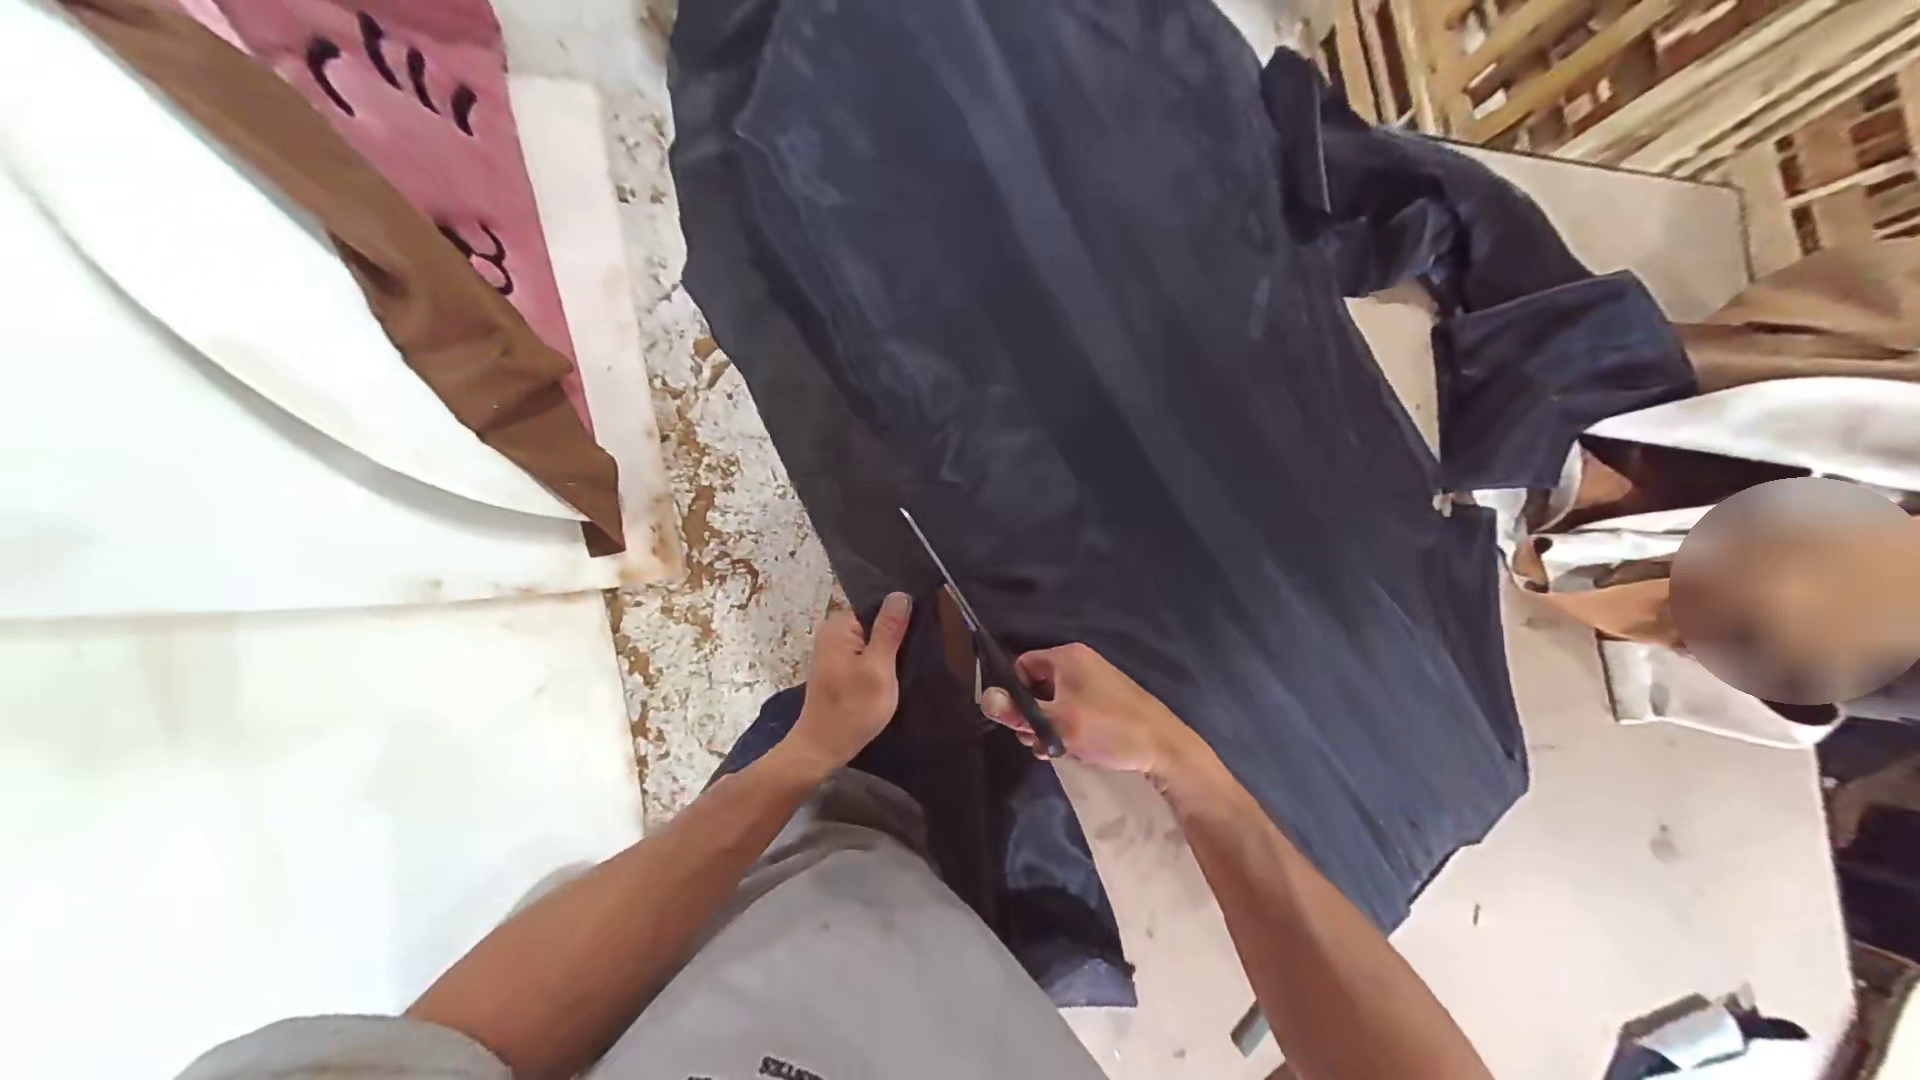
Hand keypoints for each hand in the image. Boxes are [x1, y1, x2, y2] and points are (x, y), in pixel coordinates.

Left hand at [784, 592, 912, 773]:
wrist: (823, 748)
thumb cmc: (852, 709)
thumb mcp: (878, 668)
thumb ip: (889, 630)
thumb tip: (900, 594)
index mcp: (840, 625)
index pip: (878, 603)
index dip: (902, 611)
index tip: (928, 621)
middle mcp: (835, 632)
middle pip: (876, 619)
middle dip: (899, 630)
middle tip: (927, 641)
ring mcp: (837, 650)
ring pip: (875, 638)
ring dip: (893, 647)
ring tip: (919, 653)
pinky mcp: (842, 667)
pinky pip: (868, 653)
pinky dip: (884, 659)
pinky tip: (901, 667)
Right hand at [980, 643, 1201, 780]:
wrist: (1165, 749)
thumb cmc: (1109, 729)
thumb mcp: (1058, 724)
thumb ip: (1019, 713)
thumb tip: (984, 698)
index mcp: (1067, 657)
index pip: (1021, 666)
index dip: (1014, 695)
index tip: (1020, 722)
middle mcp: (1080, 662)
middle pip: (1036, 685)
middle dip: (1032, 715)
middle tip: (1039, 741)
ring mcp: (1095, 680)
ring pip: (1054, 701)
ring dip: (1050, 726)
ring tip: (1059, 749)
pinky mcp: (1106, 700)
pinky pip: (1073, 709)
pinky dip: (1068, 728)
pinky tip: (1075, 749)